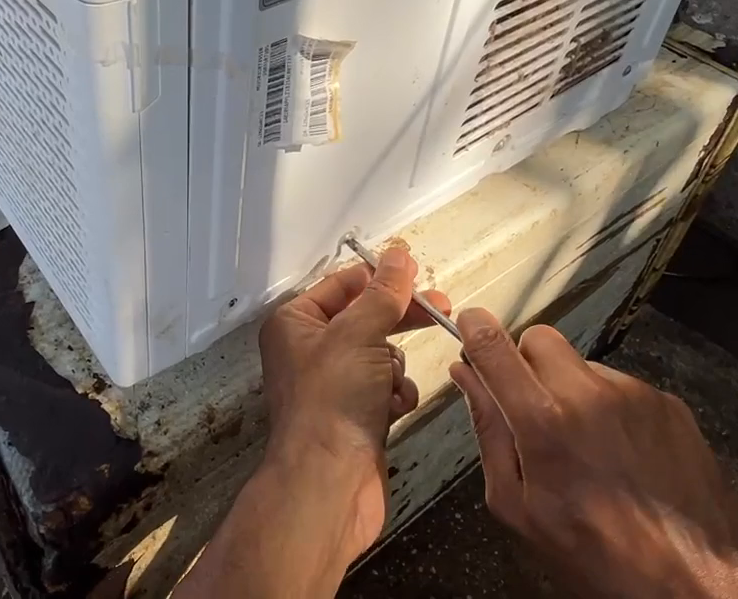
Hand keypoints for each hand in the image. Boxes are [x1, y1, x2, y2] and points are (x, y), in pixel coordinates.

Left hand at [174, 250, 452, 598]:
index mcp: (296, 322)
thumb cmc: (334, 399)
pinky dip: (395, 394)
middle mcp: (309, 348)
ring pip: (380, 354)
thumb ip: (383, 293)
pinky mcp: (355, 413)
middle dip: (399, 317)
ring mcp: (333, 383)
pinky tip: (394, 408)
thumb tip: (398, 253)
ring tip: (391, 383)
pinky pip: (386, 387)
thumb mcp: (359, 334)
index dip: (379, 275)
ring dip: (394, 366)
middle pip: (365, 317)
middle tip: (441, 308)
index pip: (343, 284)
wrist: (329, 484)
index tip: (417, 269)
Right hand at [450, 309, 737, 598]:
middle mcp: (588, 392)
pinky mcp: (669, 404)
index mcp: (543, 420)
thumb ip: (488, 432)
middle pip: (539, 339)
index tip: (468, 328)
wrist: (700, 587)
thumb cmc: (596, 556)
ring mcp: (634, 394)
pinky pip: (621, 387)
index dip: (473, 327)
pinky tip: (623, 455)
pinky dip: (610, 408)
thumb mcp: (518, 507)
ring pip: (581, 365)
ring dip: (571, 389)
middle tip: (532, 409)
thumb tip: (465, 376)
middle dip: (526, 363)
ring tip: (588, 448)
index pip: (493, 345)